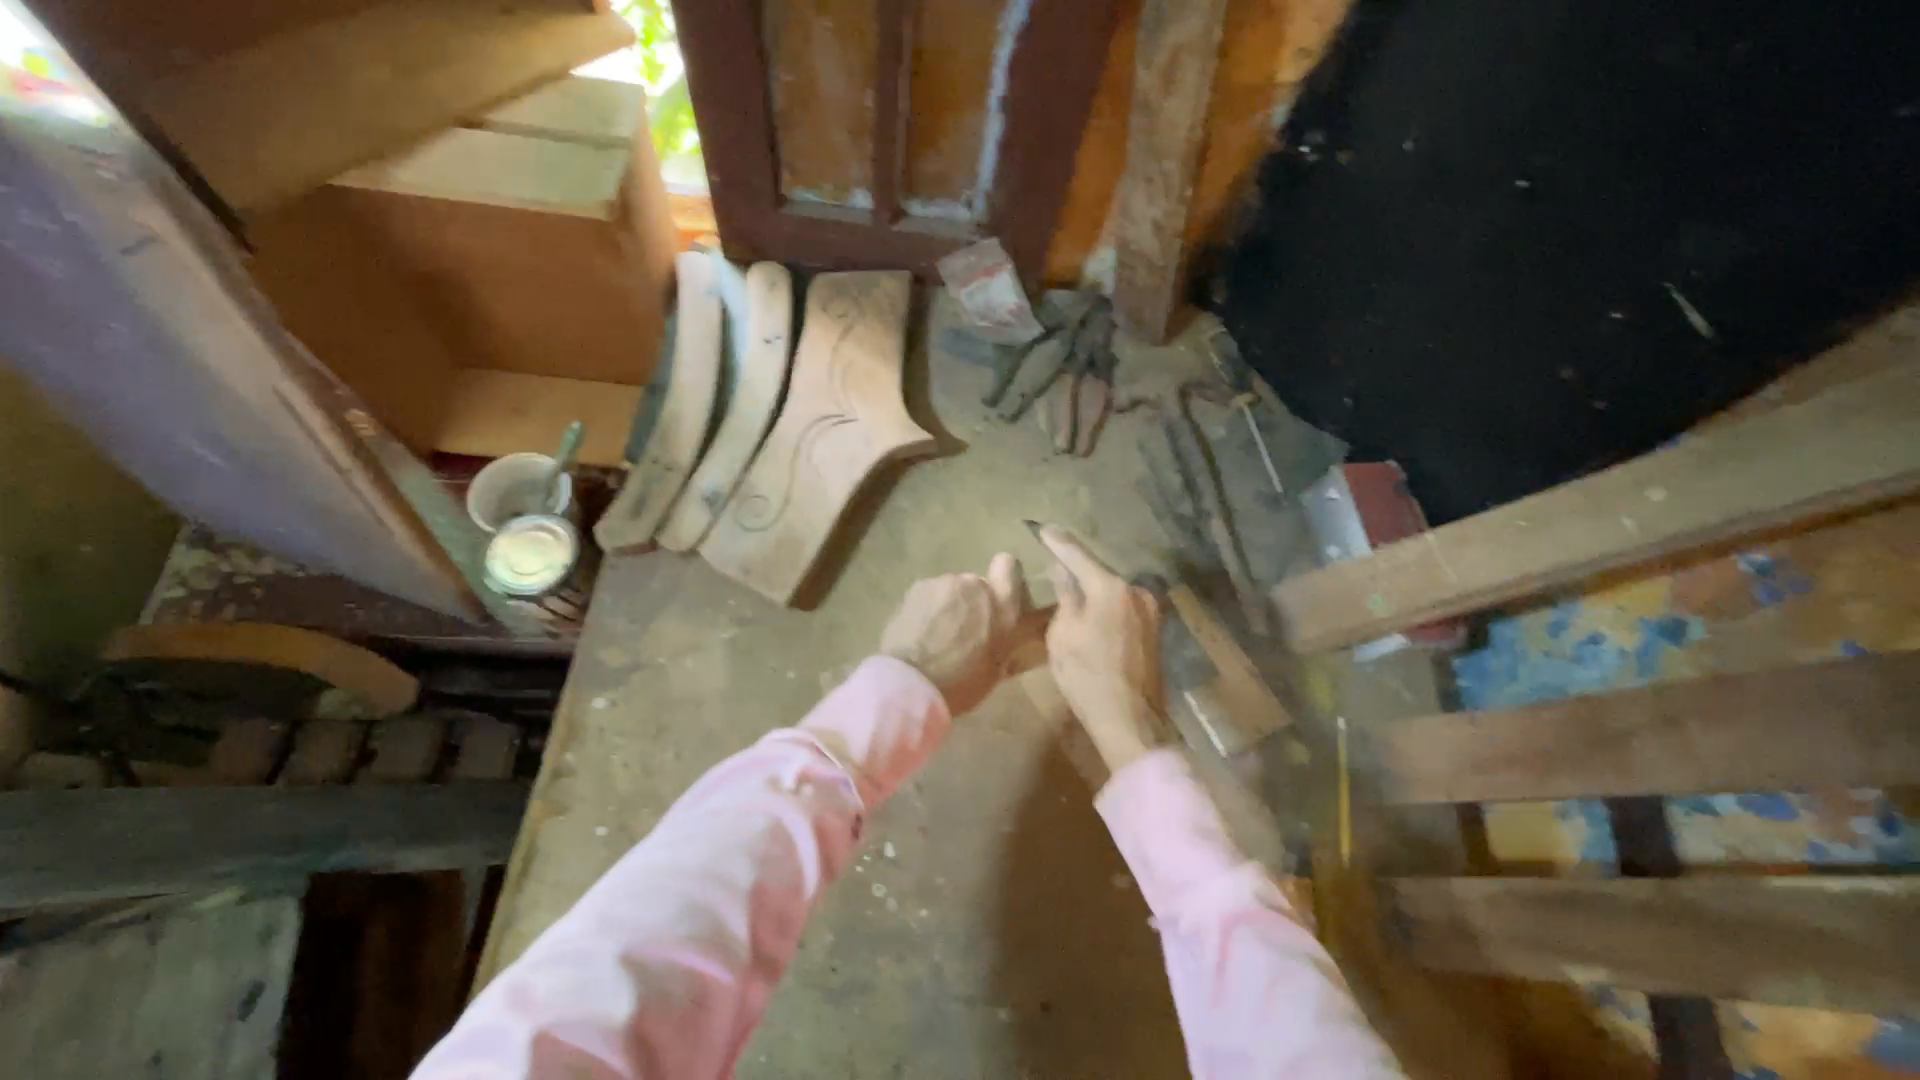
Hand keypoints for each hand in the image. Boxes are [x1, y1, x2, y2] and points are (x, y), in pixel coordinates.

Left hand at [880, 554, 1030, 714]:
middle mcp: (975, 584)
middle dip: (971, 602)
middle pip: (976, 584)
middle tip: (962, 632)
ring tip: (935, 636)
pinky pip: (928, 595)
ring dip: (947, 606)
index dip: (1003, 579)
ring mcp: (943, 583)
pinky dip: (926, 609)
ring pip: (950, 590)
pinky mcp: (916, 588)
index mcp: (1002, 605)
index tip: (997, 601)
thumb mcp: (996, 669)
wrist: (911, 682)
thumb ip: (1002, 641)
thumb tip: (999, 635)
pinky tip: (918, 633)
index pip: (1009, 566)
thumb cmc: (961, 683)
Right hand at [1037, 527, 1164, 772]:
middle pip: (1098, 574)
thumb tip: (1061, 570)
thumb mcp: (1063, 635)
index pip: (1078, 556)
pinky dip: (1105, 609)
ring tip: (1069, 592)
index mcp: (1111, 588)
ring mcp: (1150, 612)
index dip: (1058, 542)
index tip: (1042, 528)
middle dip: (1076, 569)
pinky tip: (1091, 616)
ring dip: (1092, 592)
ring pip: (1112, 593)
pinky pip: (1122, 609)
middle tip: (1053, 561)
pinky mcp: (1154, 632)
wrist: (1130, 721)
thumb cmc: (1088, 676)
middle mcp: (1136, 592)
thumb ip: (1065, 596)